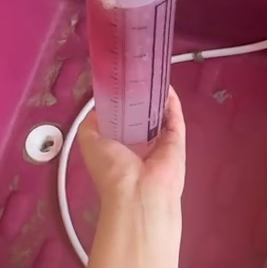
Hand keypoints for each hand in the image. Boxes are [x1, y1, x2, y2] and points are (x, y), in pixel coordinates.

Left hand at [78, 89, 185, 232]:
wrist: (139, 192)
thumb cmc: (112, 170)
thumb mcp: (89, 143)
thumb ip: (90, 124)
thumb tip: (98, 107)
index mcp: (119, 148)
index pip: (122, 122)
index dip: (121, 104)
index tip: (119, 85)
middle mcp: (140, 145)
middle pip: (143, 117)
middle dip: (141, 99)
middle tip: (137, 76)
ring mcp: (161, 143)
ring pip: (161, 115)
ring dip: (158, 98)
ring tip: (152, 75)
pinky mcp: (177, 140)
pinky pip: (175, 117)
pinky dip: (173, 102)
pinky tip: (166, 84)